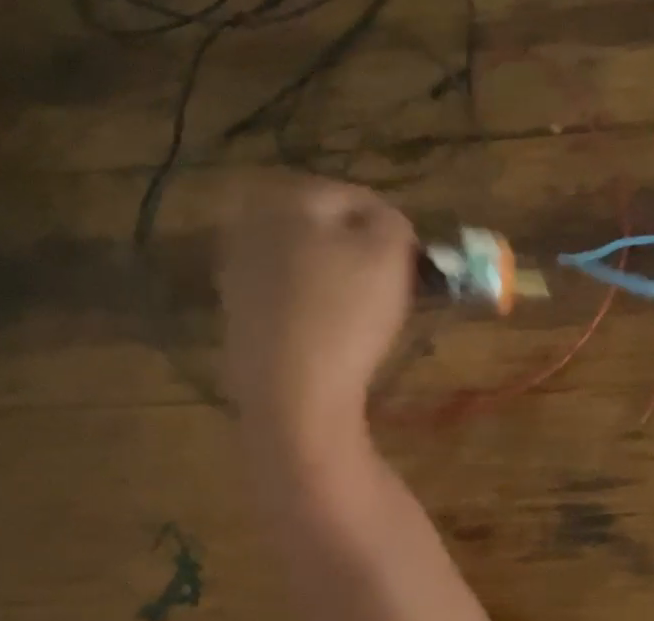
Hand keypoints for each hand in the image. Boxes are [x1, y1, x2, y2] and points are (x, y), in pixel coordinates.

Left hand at [219, 176, 416, 456]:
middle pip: (323, 229)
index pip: (356, 198)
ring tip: (366, 316)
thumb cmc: (345, 314)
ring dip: (336, 280)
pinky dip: (315, 310)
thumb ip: (393, 223)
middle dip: (358, 251)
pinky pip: (290, 299)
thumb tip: (384, 223)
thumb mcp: (388, 255)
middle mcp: (251, 223)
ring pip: (306, 263)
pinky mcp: (239, 315)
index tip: (415, 264)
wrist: (291, 391)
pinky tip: (334, 338)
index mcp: (287, 196)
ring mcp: (238, 271)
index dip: (393, 230)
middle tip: (392, 287)